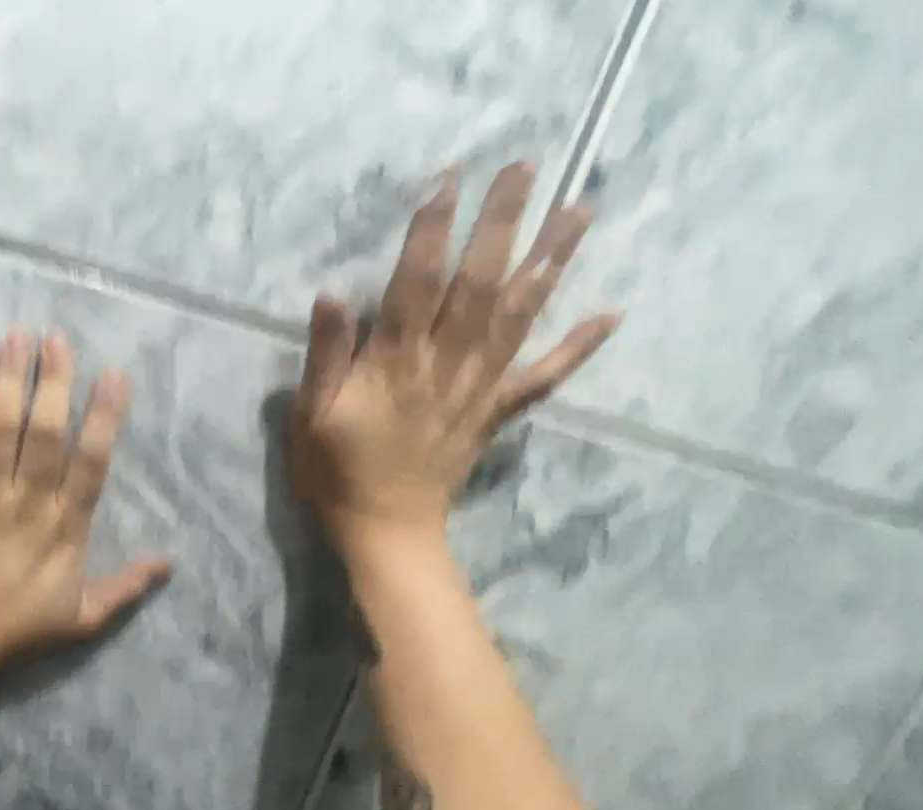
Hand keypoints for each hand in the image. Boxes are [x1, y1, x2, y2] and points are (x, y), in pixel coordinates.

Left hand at [0, 330, 171, 666]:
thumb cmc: (19, 627)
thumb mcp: (84, 617)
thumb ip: (126, 586)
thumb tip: (171, 562)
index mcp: (66, 526)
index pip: (92, 462)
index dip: (104, 417)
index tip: (114, 375)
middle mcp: (28, 501)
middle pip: (45, 434)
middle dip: (53, 382)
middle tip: (57, 338)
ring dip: (8, 381)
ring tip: (15, 338)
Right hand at [292, 161, 621, 557]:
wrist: (386, 531)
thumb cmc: (337, 473)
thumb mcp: (311, 416)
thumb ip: (325, 356)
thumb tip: (331, 294)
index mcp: (395, 362)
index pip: (417, 283)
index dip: (432, 230)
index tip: (449, 179)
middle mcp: (445, 364)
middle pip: (479, 284)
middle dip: (501, 222)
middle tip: (525, 166)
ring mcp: (478, 388)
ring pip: (519, 316)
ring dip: (550, 261)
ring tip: (580, 209)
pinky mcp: (496, 413)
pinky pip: (542, 378)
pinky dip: (578, 347)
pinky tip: (611, 315)